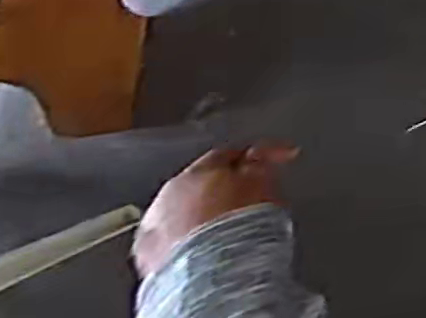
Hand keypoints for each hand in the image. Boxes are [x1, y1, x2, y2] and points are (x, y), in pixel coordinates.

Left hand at [133, 143, 297, 277]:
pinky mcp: (148, 262)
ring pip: (186, 212)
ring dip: (208, 214)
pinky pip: (177, 240)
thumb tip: (258, 156)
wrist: (212, 272)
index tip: (277, 159)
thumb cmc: (238, 224)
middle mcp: (165, 198)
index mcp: (192, 172)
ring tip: (235, 223)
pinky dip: (194, 238)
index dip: (258, 155)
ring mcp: (153, 232)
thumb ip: (259, 161)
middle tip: (254, 192)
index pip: (229, 153)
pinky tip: (214, 243)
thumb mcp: (263, 178)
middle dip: (226, 186)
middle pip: (202, 183)